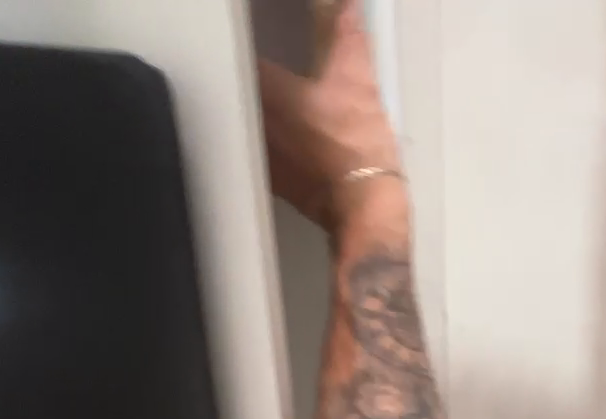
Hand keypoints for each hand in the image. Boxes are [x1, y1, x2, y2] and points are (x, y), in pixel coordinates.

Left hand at [258, 2, 402, 230]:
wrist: (366, 211)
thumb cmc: (357, 146)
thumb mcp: (360, 85)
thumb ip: (349, 39)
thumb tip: (349, 4)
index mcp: (265, 89)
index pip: (240, 53)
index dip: (245, 40)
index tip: (253, 34)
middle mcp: (252, 120)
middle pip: (239, 89)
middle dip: (250, 78)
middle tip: (264, 69)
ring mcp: (260, 154)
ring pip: (247, 122)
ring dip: (256, 113)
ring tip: (274, 105)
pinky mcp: (275, 184)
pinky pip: (262, 153)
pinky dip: (270, 144)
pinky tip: (286, 142)